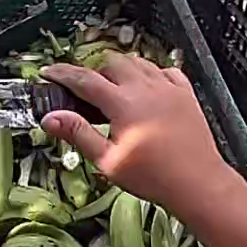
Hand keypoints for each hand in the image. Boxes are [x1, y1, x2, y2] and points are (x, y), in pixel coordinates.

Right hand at [40, 56, 233, 212]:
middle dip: (93, 71)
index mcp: (123, 103)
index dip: (62, 74)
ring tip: (111, 87)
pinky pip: (164, 70)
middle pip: (111, 63)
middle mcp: (145, 89)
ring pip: (137, 61)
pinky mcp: (185, 94)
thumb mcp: (106, 160)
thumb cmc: (153, 176)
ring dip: (120, 69)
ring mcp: (168, 88)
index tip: (48, 72)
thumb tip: (50, 118)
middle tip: (83, 89)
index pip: (84, 79)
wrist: (198, 184)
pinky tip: (145, 87)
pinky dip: (149, 73)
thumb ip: (77, 133)